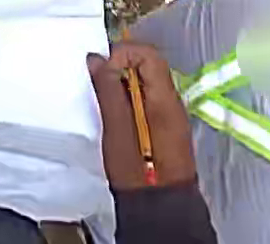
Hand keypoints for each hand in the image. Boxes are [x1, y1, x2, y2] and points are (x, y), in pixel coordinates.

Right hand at [88, 42, 197, 189]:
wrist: (160, 215)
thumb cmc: (138, 175)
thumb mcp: (117, 132)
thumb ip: (108, 91)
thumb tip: (97, 59)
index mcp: (165, 99)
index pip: (148, 54)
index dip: (123, 54)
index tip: (103, 70)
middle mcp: (172, 102)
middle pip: (148, 64)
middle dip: (121, 66)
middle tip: (100, 84)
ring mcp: (171, 114)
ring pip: (146, 81)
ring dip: (124, 83)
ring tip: (106, 101)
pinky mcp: (165, 127)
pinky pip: (147, 97)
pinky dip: (130, 97)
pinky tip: (117, 115)